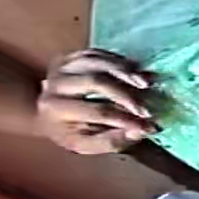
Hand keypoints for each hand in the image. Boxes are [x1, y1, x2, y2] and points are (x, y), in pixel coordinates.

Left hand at [37, 49, 156, 153]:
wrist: (47, 114)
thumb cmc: (74, 131)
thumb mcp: (87, 145)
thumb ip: (113, 141)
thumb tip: (141, 131)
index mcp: (56, 109)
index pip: (98, 111)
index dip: (127, 119)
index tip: (151, 127)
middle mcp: (54, 86)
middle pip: (96, 81)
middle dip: (128, 94)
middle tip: (149, 108)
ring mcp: (60, 70)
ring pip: (96, 62)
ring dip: (125, 71)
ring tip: (147, 83)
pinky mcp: (69, 60)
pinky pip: (95, 53)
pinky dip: (118, 60)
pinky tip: (136, 70)